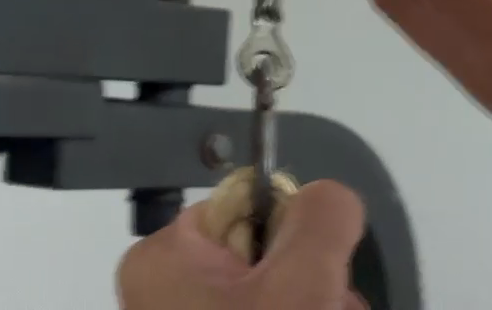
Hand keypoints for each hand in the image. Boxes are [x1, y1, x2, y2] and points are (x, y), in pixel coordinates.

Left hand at [116, 180, 368, 309]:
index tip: (304, 266)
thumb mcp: (301, 282)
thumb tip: (330, 194)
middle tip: (322, 306)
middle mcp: (163, 290)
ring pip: (272, 290)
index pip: (244, 200)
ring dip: (310, 303)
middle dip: (306, 276)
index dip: (286, 226)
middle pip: (263, 249)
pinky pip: (265, 309)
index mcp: (161, 257)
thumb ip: (321, 213)